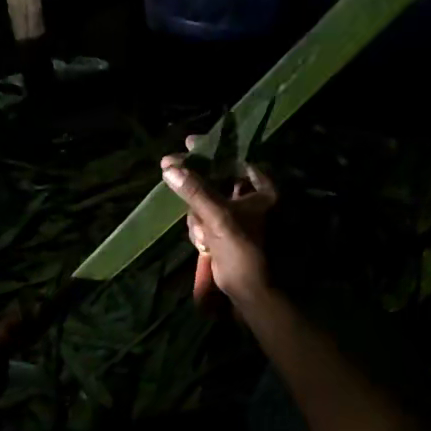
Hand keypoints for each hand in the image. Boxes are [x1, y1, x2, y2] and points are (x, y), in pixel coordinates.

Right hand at [160, 136, 276, 304]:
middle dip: (197, 194)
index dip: (210, 150)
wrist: (247, 287)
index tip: (187, 143)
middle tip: (170, 171)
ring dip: (198, 216)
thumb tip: (169, 168)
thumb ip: (194, 190)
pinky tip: (205, 242)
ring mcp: (236, 214)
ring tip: (204, 235)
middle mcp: (251, 197)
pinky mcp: (224, 229)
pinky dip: (199, 228)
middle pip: (214, 180)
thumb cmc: (242, 248)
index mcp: (261, 188)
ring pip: (203, 201)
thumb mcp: (217, 216)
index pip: (233, 160)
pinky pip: (202, 217)